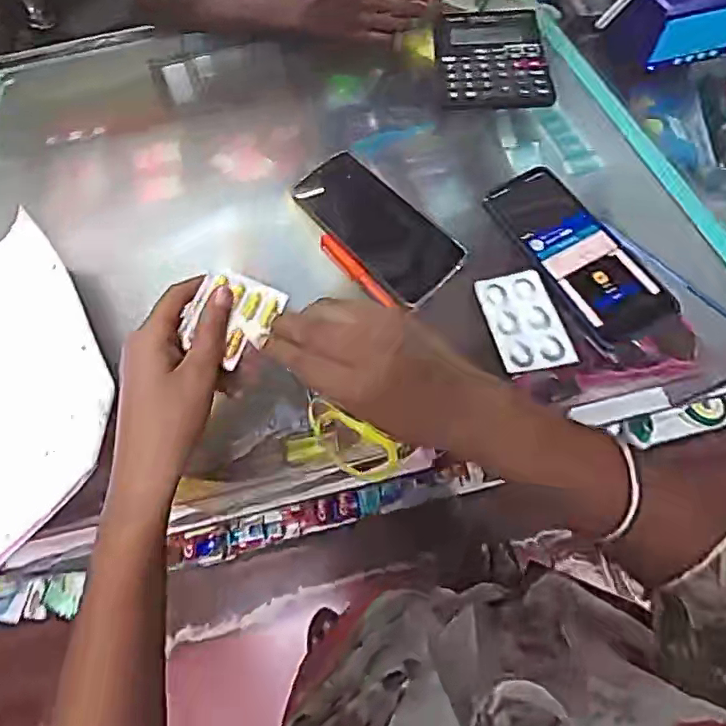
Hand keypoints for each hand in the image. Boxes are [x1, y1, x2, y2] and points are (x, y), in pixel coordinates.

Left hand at [111, 278, 232, 513]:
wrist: (145, 474)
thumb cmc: (172, 422)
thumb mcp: (200, 372)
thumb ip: (212, 329)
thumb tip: (222, 292)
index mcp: (148, 336)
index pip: (176, 295)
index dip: (204, 286)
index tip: (232, 286)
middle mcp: (142, 345)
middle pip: (182, 320)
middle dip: (215, 324)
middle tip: (244, 329)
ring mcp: (144, 366)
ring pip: (184, 345)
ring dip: (213, 351)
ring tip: (241, 365)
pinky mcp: (151, 385)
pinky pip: (180, 364)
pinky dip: (202, 368)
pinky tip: (226, 385)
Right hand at [264, 299, 508, 452]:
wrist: (464, 402)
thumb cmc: (415, 422)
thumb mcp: (365, 415)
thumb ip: (331, 385)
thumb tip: (303, 360)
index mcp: (354, 385)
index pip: (302, 359)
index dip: (278, 349)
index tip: (261, 342)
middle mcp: (363, 349)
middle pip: (310, 326)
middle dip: (285, 324)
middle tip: (269, 325)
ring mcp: (380, 325)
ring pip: (328, 308)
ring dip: (306, 313)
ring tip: (296, 321)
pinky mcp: (394, 313)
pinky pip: (350, 304)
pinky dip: (332, 309)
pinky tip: (327, 317)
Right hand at [297, 0, 433, 43]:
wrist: (308, 15)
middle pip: (407, 5)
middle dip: (421, 10)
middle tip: (430, 12)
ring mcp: (366, 19)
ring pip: (400, 23)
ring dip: (412, 25)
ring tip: (418, 25)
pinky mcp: (361, 37)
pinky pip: (387, 40)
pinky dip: (397, 40)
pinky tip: (402, 40)